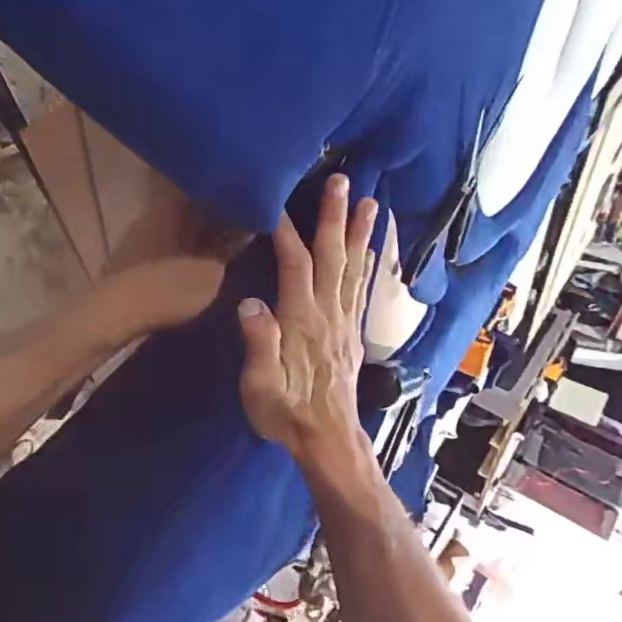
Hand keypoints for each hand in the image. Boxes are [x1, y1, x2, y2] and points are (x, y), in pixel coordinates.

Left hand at [88, 202, 251, 340]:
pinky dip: (181, 249)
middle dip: (217, 219)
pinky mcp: (130, 252)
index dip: (236, 202)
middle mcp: (156, 209)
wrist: (113, 313)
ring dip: (198, 236)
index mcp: (178, 205)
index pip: (214, 192)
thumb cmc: (167, 289)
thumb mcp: (211, 272)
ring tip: (222, 249)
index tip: (254, 213)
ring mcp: (140, 230)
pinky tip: (193, 263)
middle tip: (242, 234)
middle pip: (195, 208)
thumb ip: (228, 247)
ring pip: (179, 226)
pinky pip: (165, 243)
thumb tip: (245, 228)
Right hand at [236, 174, 377, 463]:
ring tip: (370, 201)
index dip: (286, 233)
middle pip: (333, 257)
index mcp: (302, 322)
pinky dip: (369, 264)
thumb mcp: (260, 388)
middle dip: (336, 217)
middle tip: (343, 181)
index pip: (296, 266)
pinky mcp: (353, 332)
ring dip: (359, 233)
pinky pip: (362, 290)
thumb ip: (259, 346)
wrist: (328, 440)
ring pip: (353, 268)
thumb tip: (250, 303)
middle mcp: (329, 314)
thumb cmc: (286, 414)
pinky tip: (371, 249)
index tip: (277, 202)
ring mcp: (345, 322)